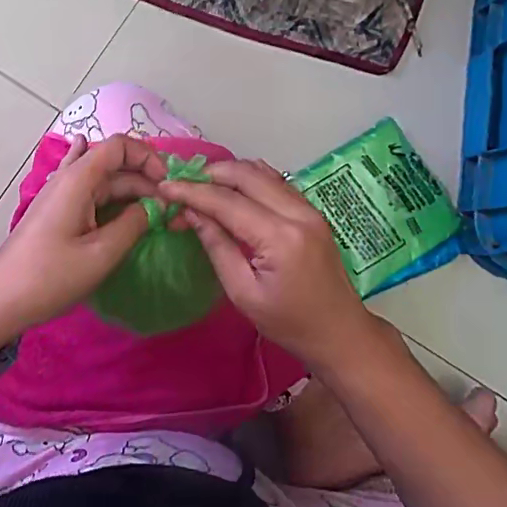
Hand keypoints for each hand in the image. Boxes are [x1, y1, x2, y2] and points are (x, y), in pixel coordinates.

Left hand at [0, 135, 165, 353]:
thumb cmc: (50, 277)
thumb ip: (133, 223)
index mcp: (79, 179)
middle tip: (171, 207)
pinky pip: (89, 189)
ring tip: (156, 208)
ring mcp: (62, 194)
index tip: (168, 186)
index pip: (120, 145)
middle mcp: (70, 178)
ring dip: (132, 188)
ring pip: (105, 179)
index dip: (149, 158)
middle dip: (146, 178)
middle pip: (115, 163)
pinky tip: (113, 179)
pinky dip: (108, 186)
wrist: (1, 300)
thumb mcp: (101, 253)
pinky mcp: (58, 211)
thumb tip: (156, 206)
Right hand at [159, 160, 389, 372]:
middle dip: (210, 174)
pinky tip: (232, 189)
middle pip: (246, 174)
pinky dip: (250, 179)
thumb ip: (217, 247)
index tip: (164, 188)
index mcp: (280, 237)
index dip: (192, 192)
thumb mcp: (244, 294)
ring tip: (201, 185)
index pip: (227, 202)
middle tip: (182, 185)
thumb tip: (191, 213)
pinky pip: (277, 182)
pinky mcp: (312, 212)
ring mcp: (309, 209)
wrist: (341, 333)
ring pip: (263, 172)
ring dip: (230, 173)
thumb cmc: (289, 324)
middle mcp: (298, 213)